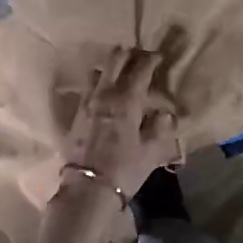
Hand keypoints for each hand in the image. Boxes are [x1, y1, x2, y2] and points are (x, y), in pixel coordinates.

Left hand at [64, 50, 179, 199]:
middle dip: (130, 54)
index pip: (139, 69)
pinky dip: (101, 81)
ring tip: (124, 73)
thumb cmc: (124, 170)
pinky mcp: (77, 110)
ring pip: (100, 70)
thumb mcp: (151, 152)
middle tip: (141, 58)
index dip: (150, 59)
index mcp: (125, 100)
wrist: (87, 187)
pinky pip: (90, 85)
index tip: (159, 56)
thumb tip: (165, 114)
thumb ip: (160, 129)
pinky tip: (107, 92)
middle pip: (115, 59)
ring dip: (113, 66)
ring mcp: (87, 100)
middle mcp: (104, 93)